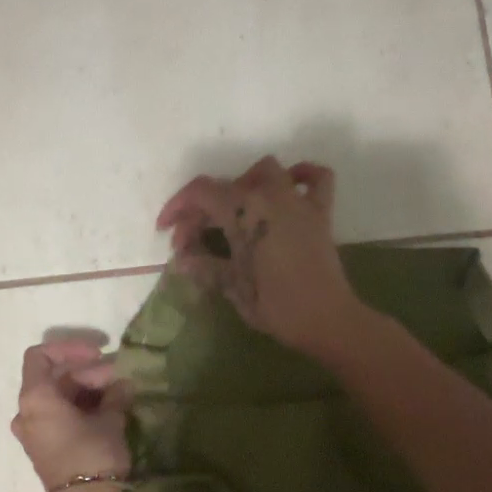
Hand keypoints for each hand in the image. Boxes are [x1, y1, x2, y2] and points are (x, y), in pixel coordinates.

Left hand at [11, 340, 131, 491]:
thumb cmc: (94, 456)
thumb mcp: (110, 421)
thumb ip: (115, 395)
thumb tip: (122, 383)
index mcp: (35, 398)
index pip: (40, 356)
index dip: (69, 349)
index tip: (98, 354)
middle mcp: (25, 412)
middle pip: (52, 378)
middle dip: (86, 373)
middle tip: (118, 378)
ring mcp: (31, 432)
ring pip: (56, 399)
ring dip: (84, 391)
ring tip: (117, 394)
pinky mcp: (42, 449)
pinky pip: (56, 417)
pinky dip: (77, 408)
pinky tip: (105, 411)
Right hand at [156, 156, 364, 357]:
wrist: (326, 319)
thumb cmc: (276, 306)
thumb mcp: (233, 287)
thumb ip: (205, 266)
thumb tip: (181, 261)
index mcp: (244, 212)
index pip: (201, 193)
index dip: (178, 208)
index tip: (165, 231)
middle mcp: (270, 196)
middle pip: (227, 186)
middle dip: (203, 209)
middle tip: (192, 243)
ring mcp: (298, 201)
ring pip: (266, 172)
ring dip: (244, 184)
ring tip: (233, 212)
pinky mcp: (321, 213)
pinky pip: (315, 179)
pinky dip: (301, 175)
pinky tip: (288, 188)